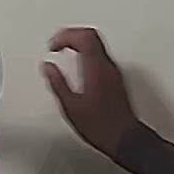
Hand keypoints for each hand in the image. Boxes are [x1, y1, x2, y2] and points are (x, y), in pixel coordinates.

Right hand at [43, 27, 139, 156]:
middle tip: (56, 43)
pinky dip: (85, 51)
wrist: (124, 139)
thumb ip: (57, 82)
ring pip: (96, 43)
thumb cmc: (101, 126)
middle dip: (70, 34)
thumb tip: (48, 67)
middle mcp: (107, 67)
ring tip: (63, 50)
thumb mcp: (70, 106)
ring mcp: (113, 71)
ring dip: (78, 42)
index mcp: (96, 69)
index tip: (52, 46)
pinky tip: (76, 62)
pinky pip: (100, 54)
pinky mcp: (115, 78)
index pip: (83, 37)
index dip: (64, 36)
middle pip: (91, 35)